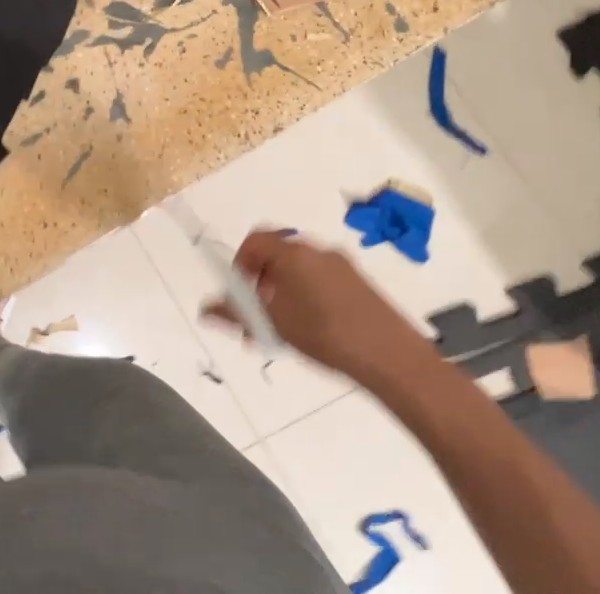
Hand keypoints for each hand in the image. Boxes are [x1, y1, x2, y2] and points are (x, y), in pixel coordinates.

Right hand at [204, 229, 435, 383]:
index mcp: (293, 252)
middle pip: (278, 256)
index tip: (241, 292)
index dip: (240, 262)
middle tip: (259, 314)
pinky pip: (323, 282)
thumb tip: (205, 308)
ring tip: (284, 328)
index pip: (255, 240)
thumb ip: (234, 313)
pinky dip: (308, 298)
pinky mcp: (363, 286)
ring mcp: (345, 268)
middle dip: (261, 282)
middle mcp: (319, 252)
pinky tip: (313, 332)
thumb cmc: (324, 334)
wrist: (394, 359)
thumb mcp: (272, 324)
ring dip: (284, 293)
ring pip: (301, 272)